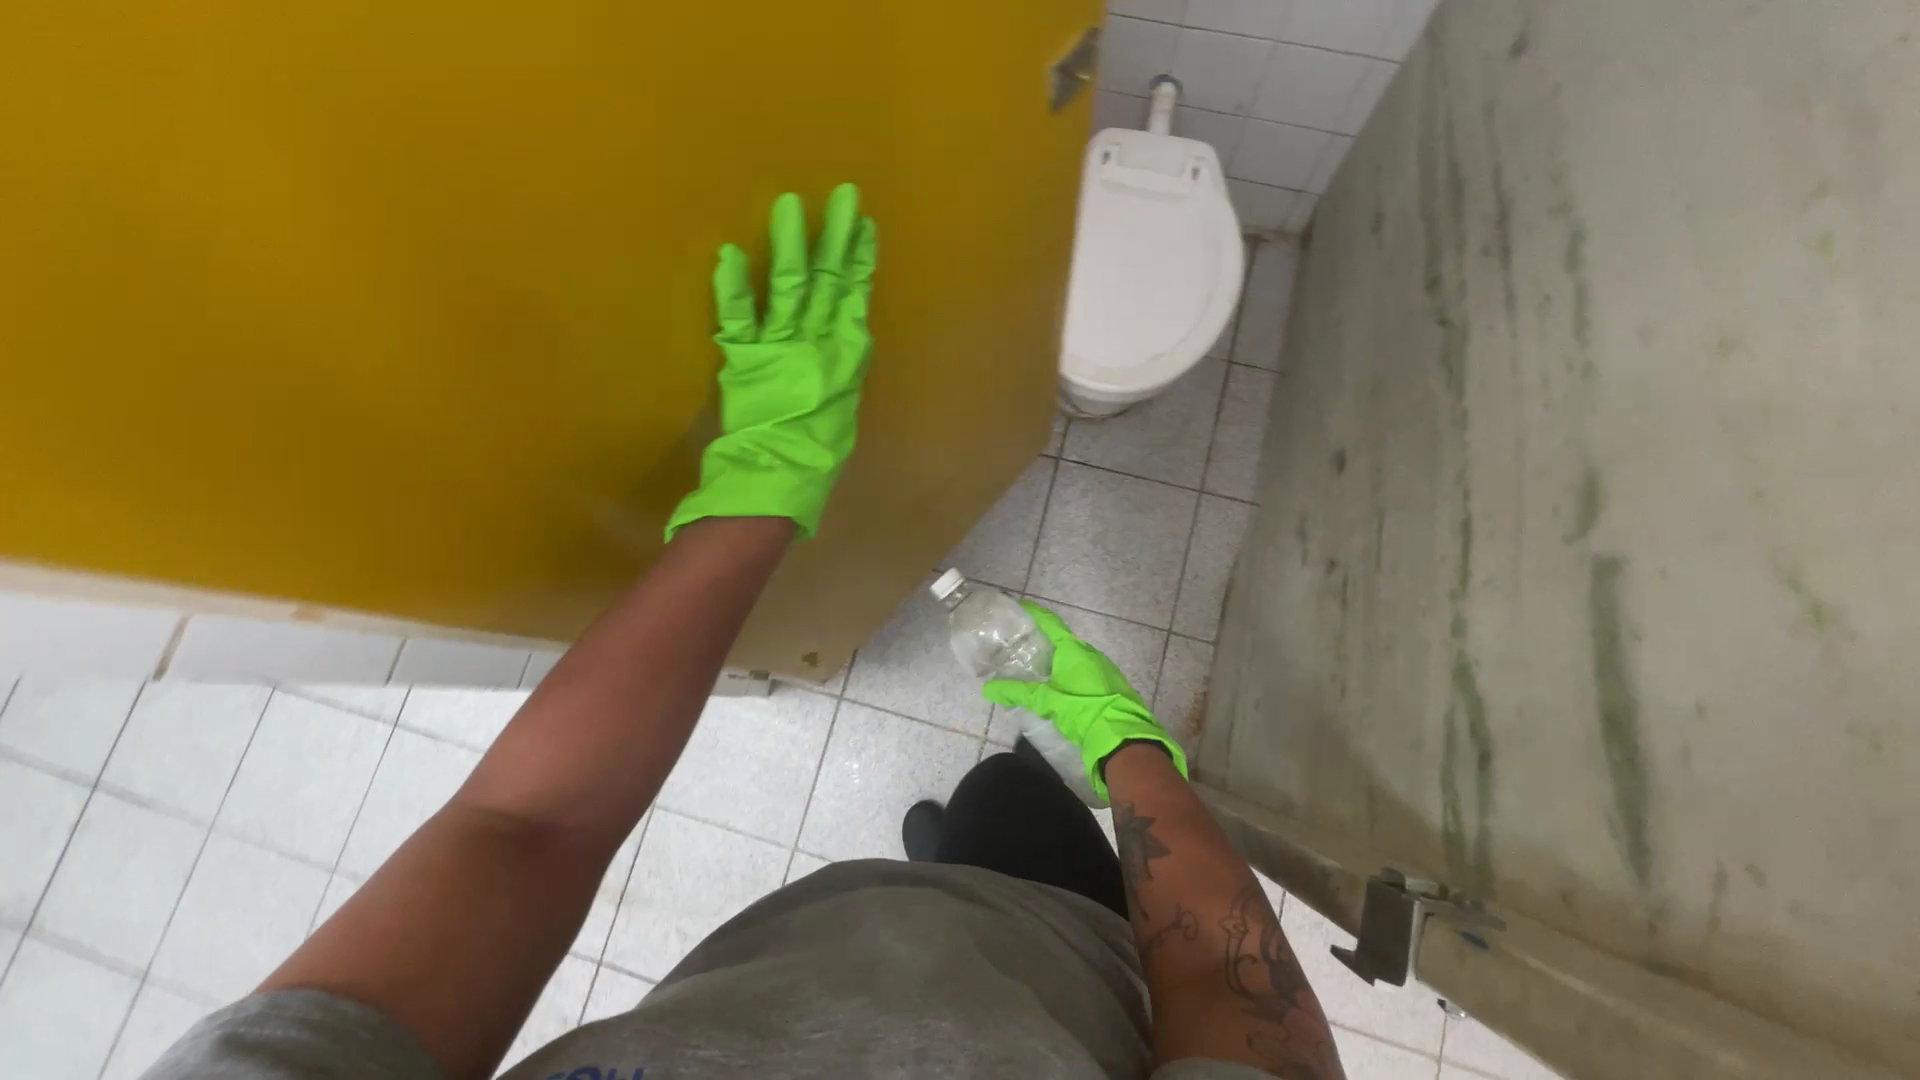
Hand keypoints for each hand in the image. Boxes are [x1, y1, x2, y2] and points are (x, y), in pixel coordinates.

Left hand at [666, 184, 878, 539]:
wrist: (783, 475)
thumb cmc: (817, 451)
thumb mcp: (842, 407)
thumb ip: (842, 369)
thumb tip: (845, 339)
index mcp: (843, 354)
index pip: (852, 296)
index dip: (857, 260)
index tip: (862, 226)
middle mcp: (815, 342)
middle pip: (826, 281)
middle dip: (834, 237)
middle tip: (842, 196)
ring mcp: (780, 346)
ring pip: (787, 287)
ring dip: (789, 245)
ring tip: (790, 206)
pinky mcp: (746, 359)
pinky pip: (738, 317)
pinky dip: (732, 287)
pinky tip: (727, 253)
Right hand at [981, 601, 1188, 798]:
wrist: (1122, 733)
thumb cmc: (1082, 708)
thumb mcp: (1046, 702)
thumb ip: (1017, 693)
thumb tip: (987, 689)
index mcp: (1073, 649)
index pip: (1050, 622)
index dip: (1035, 613)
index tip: (1021, 607)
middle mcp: (1089, 652)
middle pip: (1063, 640)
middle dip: (1044, 641)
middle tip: (1023, 644)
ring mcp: (1103, 667)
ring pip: (1075, 656)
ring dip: (1058, 659)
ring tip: (1038, 666)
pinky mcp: (1110, 683)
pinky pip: (1086, 670)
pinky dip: (1070, 671)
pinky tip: (1060, 685)